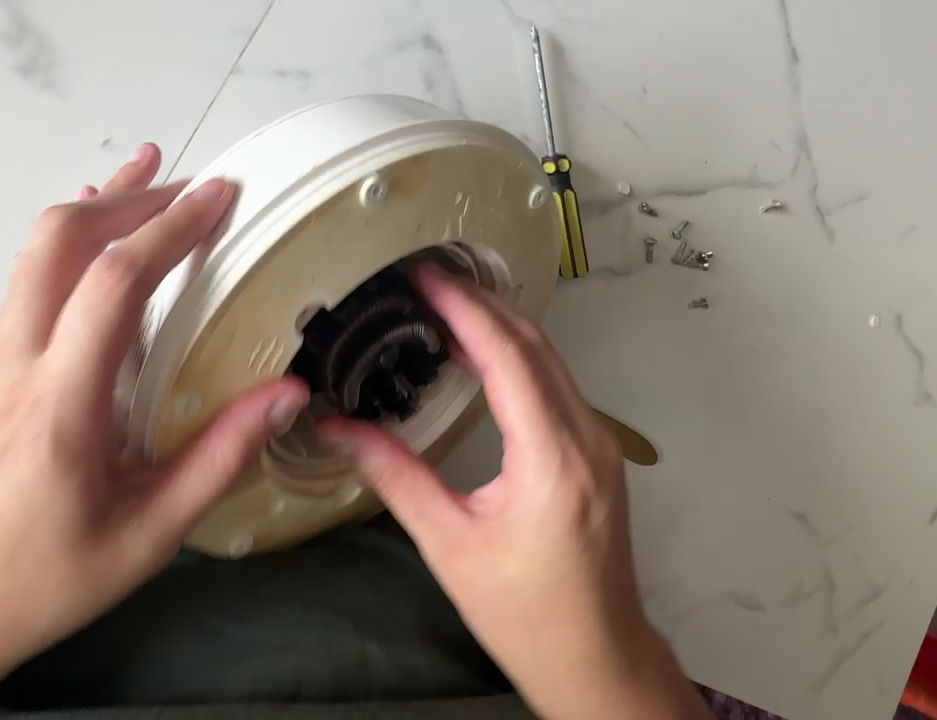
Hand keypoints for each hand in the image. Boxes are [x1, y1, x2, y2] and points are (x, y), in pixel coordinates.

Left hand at [0, 144, 309, 686]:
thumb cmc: (37, 580)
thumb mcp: (146, 537)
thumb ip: (219, 458)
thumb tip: (286, 395)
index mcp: (58, 404)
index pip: (113, 282)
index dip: (170, 227)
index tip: (220, 196)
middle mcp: (12, 360)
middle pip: (62, 238)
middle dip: (135, 197)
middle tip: (196, 188)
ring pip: (38, 249)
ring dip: (102, 206)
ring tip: (154, 176)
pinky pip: (29, 278)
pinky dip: (76, 241)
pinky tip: (104, 237)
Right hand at [318, 265, 707, 719]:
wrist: (598, 659)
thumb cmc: (524, 614)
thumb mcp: (448, 544)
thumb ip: (393, 475)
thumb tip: (338, 429)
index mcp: (550, 458)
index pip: (507, 355)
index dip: (464, 307)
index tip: (424, 277)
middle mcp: (584, 437)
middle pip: (533, 343)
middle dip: (478, 301)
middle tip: (425, 278)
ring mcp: (598, 441)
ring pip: (548, 357)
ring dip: (498, 323)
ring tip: (443, 302)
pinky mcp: (595, 450)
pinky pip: (554, 380)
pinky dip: (514, 353)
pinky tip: (478, 352)